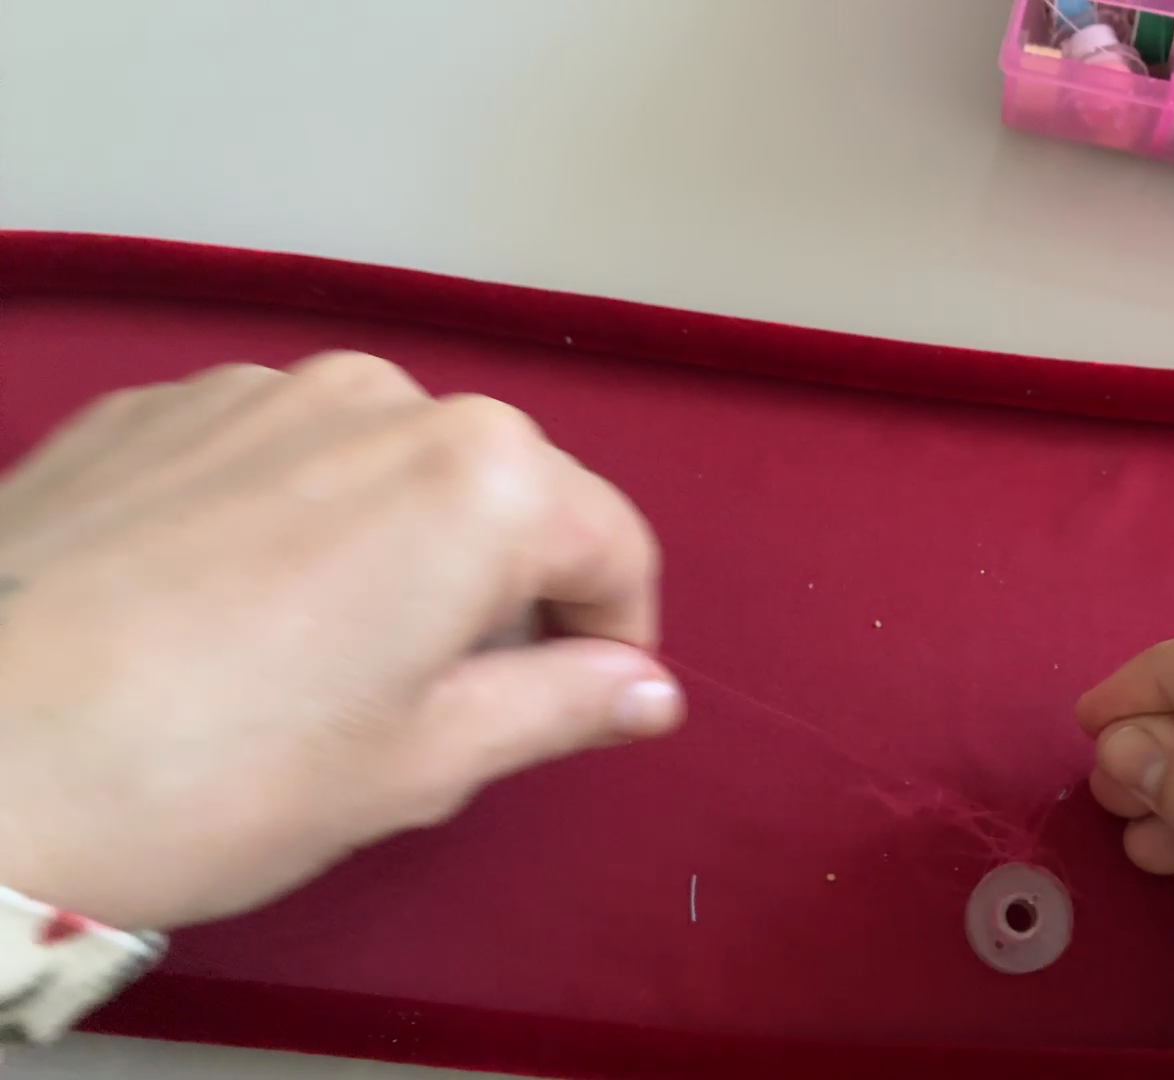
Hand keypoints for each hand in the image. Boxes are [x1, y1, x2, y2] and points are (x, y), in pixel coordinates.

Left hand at [0, 353, 682, 930]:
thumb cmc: (229, 773)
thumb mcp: (438, 755)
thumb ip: (576, 702)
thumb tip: (658, 696)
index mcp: (490, 478)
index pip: (618, 547)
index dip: (621, 629)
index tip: (590, 691)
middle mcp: (402, 401)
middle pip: (529, 498)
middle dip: (529, 585)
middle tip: (467, 679)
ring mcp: (277, 388)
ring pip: (427, 467)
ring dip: (438, 544)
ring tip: (359, 636)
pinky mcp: (173, 403)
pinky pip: (314, 451)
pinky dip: (334, 513)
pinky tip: (261, 590)